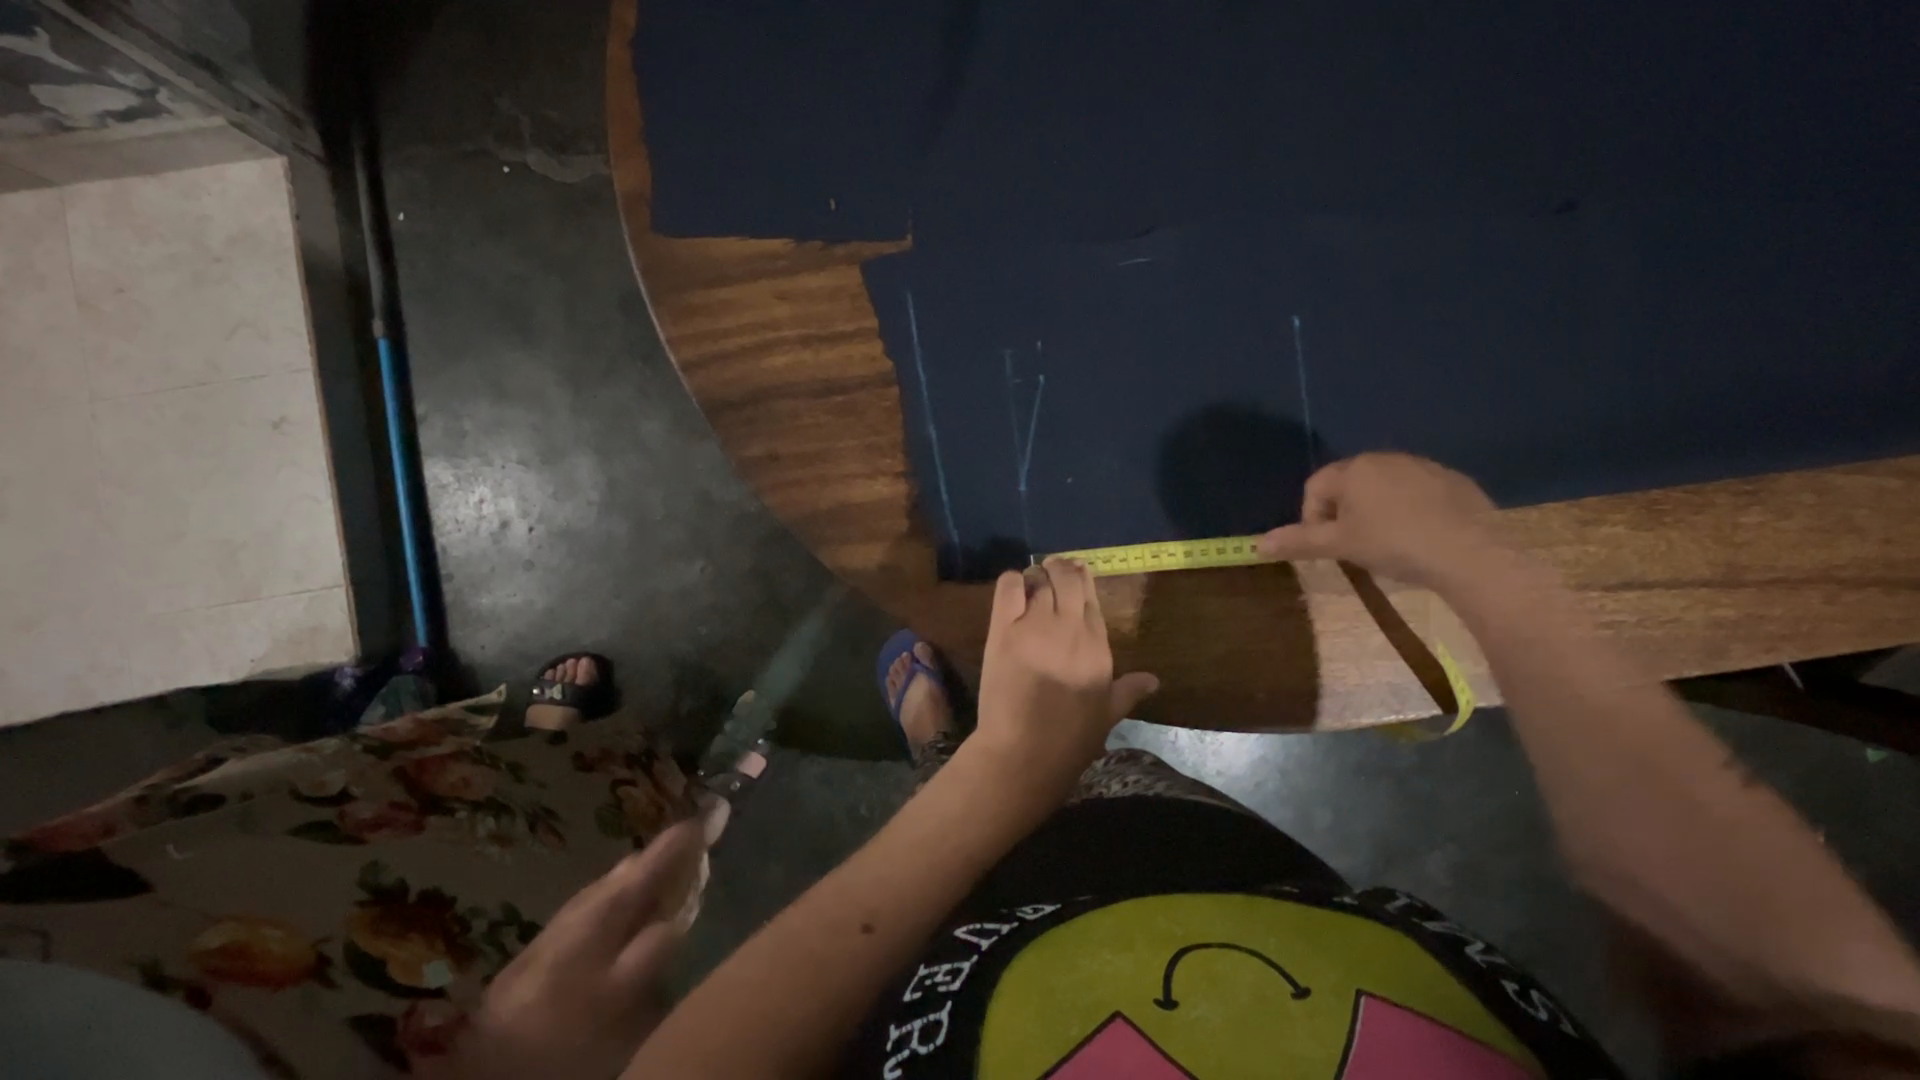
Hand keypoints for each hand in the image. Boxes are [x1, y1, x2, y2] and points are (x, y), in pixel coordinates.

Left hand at [422, 821, 704, 1079]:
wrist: (491, 1054)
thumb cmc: (564, 1021)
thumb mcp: (620, 991)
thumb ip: (654, 950)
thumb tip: (679, 918)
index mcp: (612, 903)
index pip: (658, 854)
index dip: (688, 835)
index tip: (716, 814)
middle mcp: (592, 898)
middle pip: (639, 864)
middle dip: (671, 857)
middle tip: (703, 857)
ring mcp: (572, 916)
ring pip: (622, 884)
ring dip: (651, 879)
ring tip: (678, 887)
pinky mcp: (559, 939)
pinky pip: (609, 903)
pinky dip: (632, 901)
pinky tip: (638, 923)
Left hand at [973, 558, 1158, 790]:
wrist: (1025, 751)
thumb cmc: (1070, 738)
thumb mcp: (1108, 714)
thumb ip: (1129, 690)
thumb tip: (1154, 680)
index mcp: (1097, 645)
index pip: (1091, 598)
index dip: (1083, 580)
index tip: (1077, 573)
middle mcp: (1069, 627)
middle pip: (1068, 579)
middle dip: (1061, 569)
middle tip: (1052, 570)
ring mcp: (1035, 625)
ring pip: (1040, 580)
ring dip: (1037, 576)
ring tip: (1033, 582)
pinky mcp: (1003, 629)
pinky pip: (1009, 587)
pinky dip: (1013, 581)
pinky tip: (1014, 589)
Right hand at [1256, 453, 1501, 589]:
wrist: (1469, 551)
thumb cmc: (1393, 544)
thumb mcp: (1340, 546)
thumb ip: (1299, 542)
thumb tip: (1258, 544)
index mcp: (1353, 470)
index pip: (1315, 487)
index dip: (1312, 518)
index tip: (1328, 546)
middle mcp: (1385, 458)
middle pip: (1349, 484)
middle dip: (1344, 513)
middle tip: (1355, 546)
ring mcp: (1423, 466)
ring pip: (1385, 487)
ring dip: (1377, 511)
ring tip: (1389, 544)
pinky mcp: (1454, 480)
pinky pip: (1418, 492)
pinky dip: (1410, 510)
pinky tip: (1421, 537)